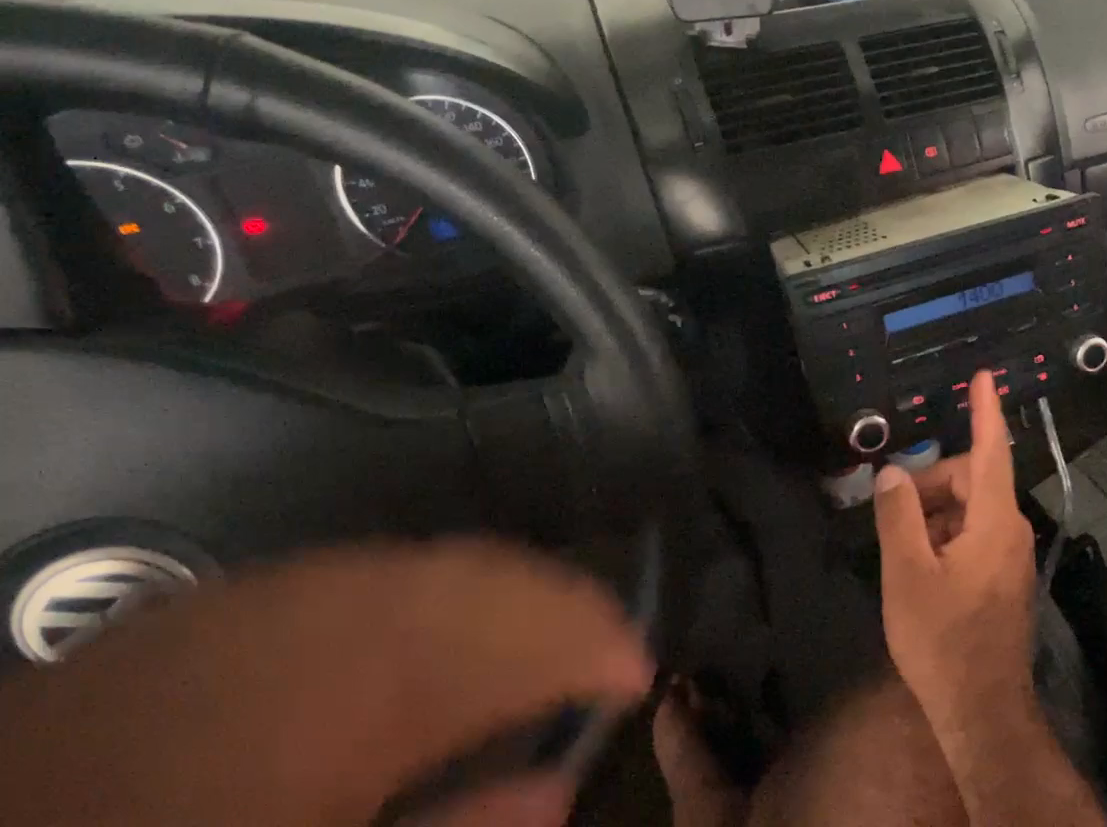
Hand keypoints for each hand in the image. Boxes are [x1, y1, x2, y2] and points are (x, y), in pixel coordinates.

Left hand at [0, 540, 653, 826]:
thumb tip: (561, 790)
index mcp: (358, 692)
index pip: (517, 638)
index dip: (594, 643)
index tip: (640, 669)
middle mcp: (326, 617)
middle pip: (485, 581)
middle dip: (564, 603)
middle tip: (612, 640)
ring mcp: (269, 597)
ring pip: (432, 561)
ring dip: (509, 585)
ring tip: (553, 620)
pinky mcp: (221, 599)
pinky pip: (368, 565)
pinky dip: (434, 580)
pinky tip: (450, 610)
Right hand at [873, 370, 1035, 730]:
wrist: (982, 710)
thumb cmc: (943, 640)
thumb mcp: (907, 575)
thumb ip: (898, 517)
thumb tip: (892, 475)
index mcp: (995, 520)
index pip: (991, 450)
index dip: (985, 411)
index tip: (983, 376)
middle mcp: (1011, 530)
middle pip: (971, 481)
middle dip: (931, 485)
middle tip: (891, 513)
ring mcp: (1011, 556)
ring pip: (970, 511)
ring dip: (934, 515)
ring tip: (899, 550)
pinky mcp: (1004, 578)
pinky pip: (974, 536)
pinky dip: (944, 536)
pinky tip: (917, 567)